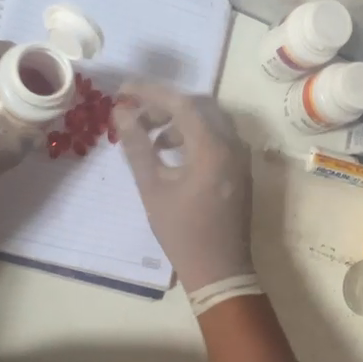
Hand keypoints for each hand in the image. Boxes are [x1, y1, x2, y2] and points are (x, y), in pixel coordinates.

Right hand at [111, 84, 253, 291]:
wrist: (220, 269)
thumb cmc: (182, 232)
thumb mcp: (153, 188)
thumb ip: (137, 146)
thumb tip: (121, 112)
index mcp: (213, 148)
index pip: (181, 103)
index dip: (150, 92)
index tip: (123, 92)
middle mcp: (234, 145)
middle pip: (199, 105)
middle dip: (165, 105)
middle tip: (137, 115)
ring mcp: (242, 157)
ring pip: (211, 120)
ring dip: (180, 120)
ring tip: (152, 139)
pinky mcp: (241, 169)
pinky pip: (219, 137)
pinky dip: (195, 135)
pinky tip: (172, 153)